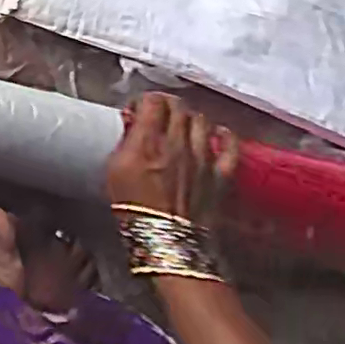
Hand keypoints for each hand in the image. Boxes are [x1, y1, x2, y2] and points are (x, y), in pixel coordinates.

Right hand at [105, 92, 239, 228]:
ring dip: (190, 117)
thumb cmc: (133, 208)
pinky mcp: (220, 173)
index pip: (152, 100)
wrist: (167, 243)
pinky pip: (230, 145)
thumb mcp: (113, 169)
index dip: (144, 100)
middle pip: (178, 106)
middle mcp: (177, 142)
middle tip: (158, 114)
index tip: (137, 110)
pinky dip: (224, 135)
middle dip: (166, 105)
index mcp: (147, 140)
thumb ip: (124, 142)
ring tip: (182, 125)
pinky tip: (218, 133)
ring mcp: (202, 157)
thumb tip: (132, 126)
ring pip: (202, 119)